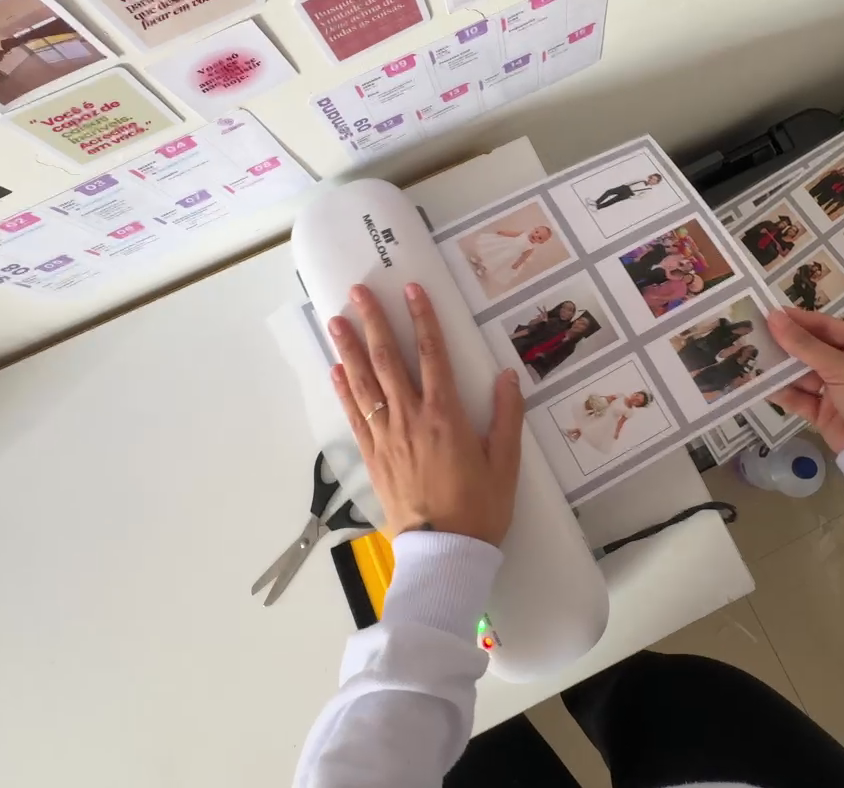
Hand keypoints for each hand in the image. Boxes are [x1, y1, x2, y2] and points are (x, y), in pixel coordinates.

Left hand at [329, 283, 523, 544]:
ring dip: (350, 349)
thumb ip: (507, 416)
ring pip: (364, 383)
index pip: (433, 355)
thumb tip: (508, 375)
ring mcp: (387, 436)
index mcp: (445, 415)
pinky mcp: (373, 456)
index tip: (412, 289)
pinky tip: (336, 370)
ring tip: (336, 320)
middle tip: (358, 291)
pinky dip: (344, 390)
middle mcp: (411, 418)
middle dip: (373, 322)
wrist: (443, 554)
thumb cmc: (479, 508)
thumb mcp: (505, 463)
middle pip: (388, 360)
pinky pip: (355, 416)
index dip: (423, 319)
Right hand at [766, 307, 843, 452]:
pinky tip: (760, 385)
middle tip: (755, 334)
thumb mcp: (842, 368)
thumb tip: (774, 317)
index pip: (828, 327)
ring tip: (753, 358)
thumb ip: (805, 345)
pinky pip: (800, 398)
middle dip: (786, 345)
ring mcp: (838, 391)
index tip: (770, 313)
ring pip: (803, 375)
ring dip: (780, 369)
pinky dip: (782, 392)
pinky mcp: (825, 413)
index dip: (800, 320)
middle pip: (813, 350)